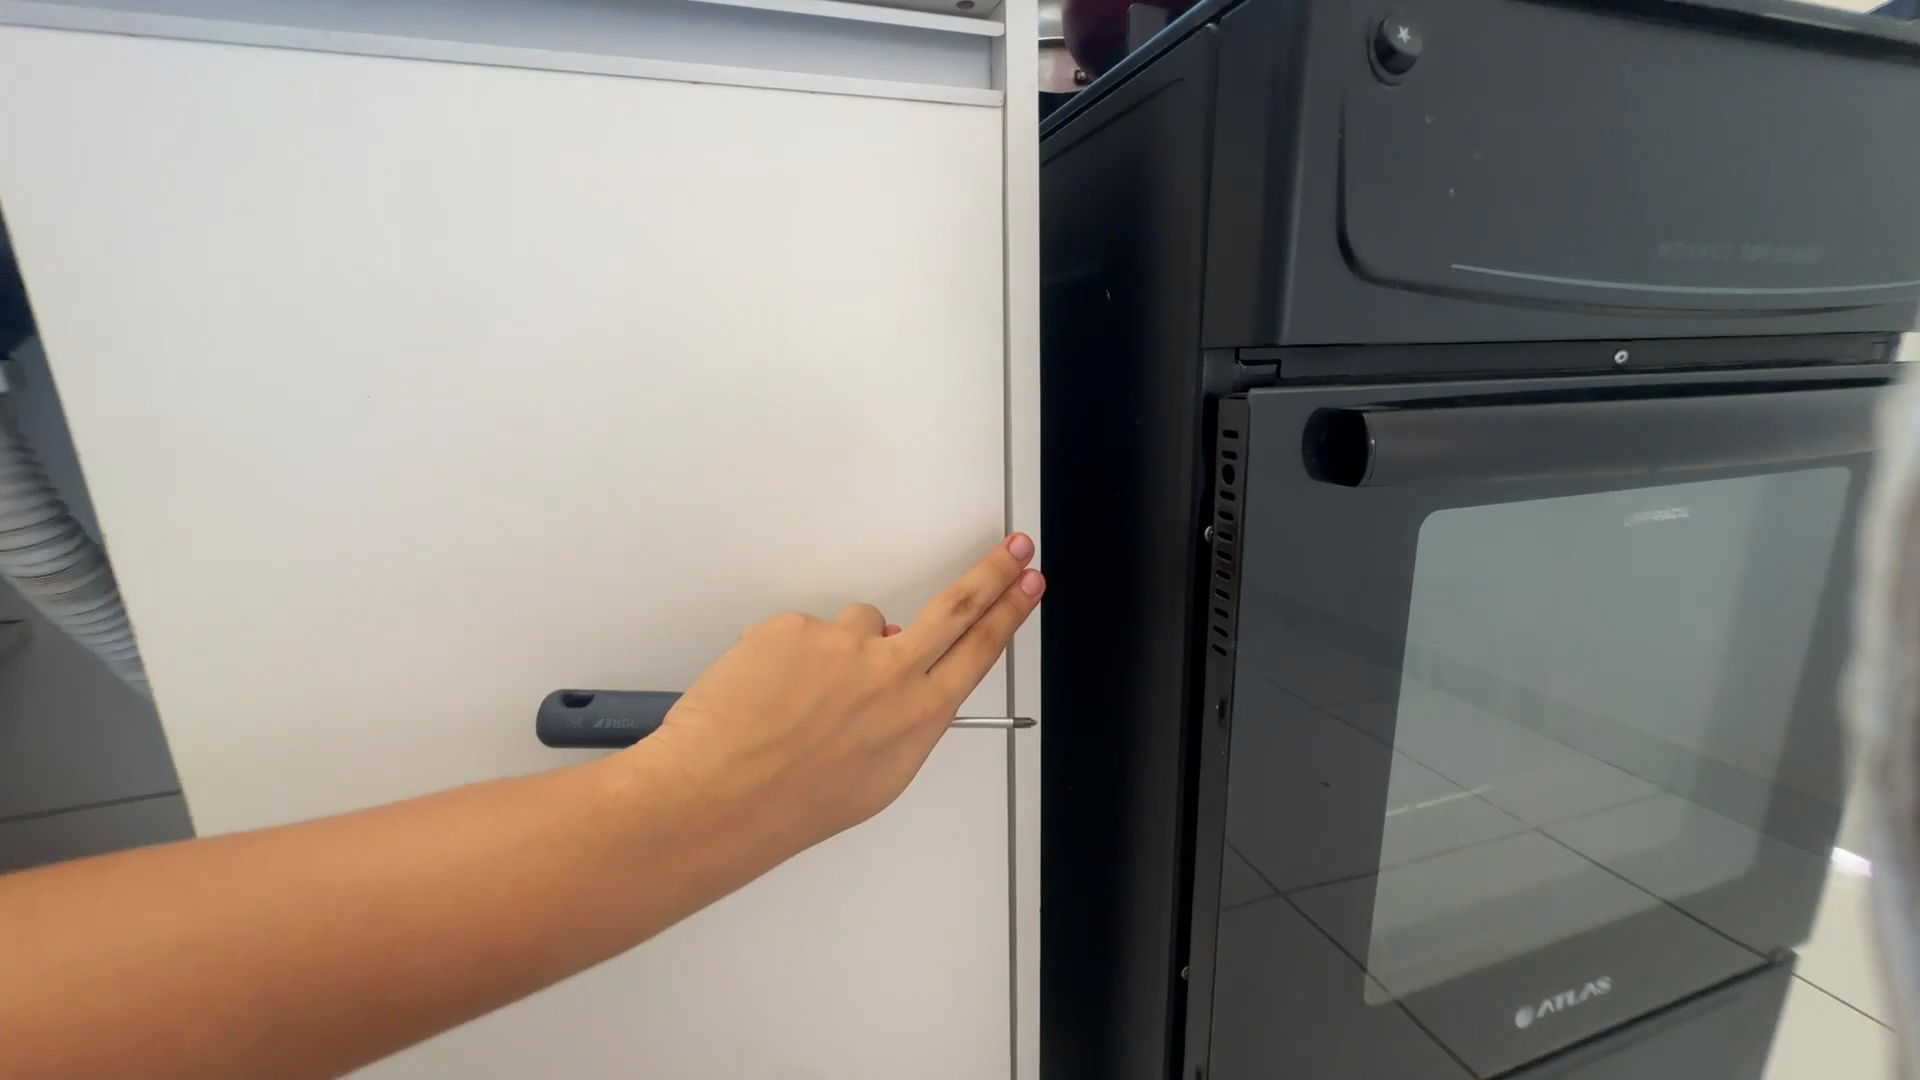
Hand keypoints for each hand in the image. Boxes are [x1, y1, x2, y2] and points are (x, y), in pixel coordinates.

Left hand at [640, 535, 1042, 859]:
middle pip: (956, 606)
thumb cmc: (789, 802)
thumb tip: (906, 673)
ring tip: (800, 696)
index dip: (1009, 611)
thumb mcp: (875, 777)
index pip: (979, 650)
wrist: (714, 799)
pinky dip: (790, 654)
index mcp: (916, 717)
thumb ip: (904, 717)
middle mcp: (891, 676)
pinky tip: (770, 689)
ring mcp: (844, 645)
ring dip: (839, 648)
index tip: (1028, 584)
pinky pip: (805, 629)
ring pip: (859, 623)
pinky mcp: (797, 625)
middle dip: (993, 571)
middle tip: (1014, 544)